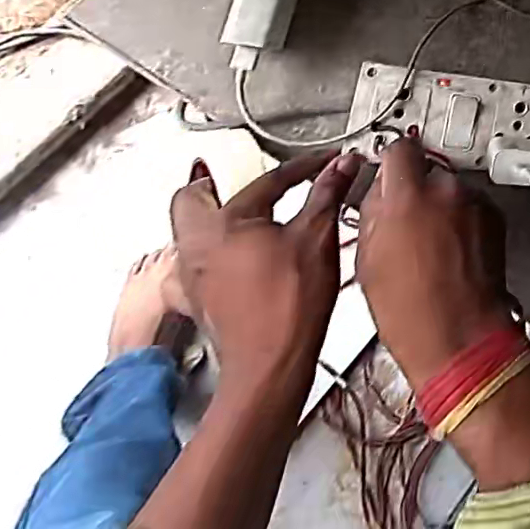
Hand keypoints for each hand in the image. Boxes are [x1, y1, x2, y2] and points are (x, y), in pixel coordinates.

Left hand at [170, 150, 360, 389]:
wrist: (272, 365)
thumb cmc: (289, 306)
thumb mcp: (317, 236)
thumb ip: (327, 193)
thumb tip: (342, 166)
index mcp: (224, 224)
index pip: (269, 179)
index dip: (304, 167)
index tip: (328, 163)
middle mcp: (197, 248)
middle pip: (193, 198)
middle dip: (221, 182)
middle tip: (254, 177)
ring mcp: (192, 278)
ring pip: (187, 231)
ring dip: (214, 216)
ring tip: (247, 214)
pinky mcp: (199, 302)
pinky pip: (194, 266)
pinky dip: (213, 254)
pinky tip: (237, 259)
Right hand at [355, 138, 512, 389]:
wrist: (460, 335)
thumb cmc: (412, 310)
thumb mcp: (367, 259)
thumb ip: (372, 211)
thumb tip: (378, 191)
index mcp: (407, 196)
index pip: (399, 148)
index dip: (390, 158)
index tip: (387, 165)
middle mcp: (445, 190)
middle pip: (426, 169)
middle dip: (415, 189)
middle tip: (405, 221)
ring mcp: (473, 201)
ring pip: (449, 188)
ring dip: (440, 205)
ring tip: (430, 245)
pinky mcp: (494, 214)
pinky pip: (470, 204)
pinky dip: (461, 218)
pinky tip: (451, 249)